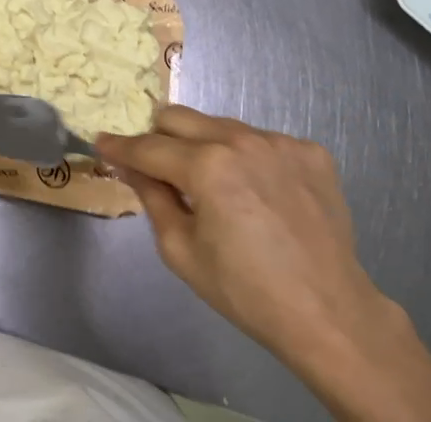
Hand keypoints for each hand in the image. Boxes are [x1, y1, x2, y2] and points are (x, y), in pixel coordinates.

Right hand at [98, 107, 430, 421]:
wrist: (328, 312)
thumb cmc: (245, 290)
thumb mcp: (181, 250)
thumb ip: (151, 197)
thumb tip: (128, 165)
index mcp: (207, 165)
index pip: (149, 147)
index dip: (120, 147)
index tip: (102, 142)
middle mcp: (242, 139)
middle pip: (180, 117)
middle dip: (158, 137)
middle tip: (154, 166)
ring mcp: (281, 142)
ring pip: (221, 126)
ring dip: (204, 146)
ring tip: (213, 187)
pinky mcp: (311, 151)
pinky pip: (262, 140)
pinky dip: (247, 158)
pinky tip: (258, 194)